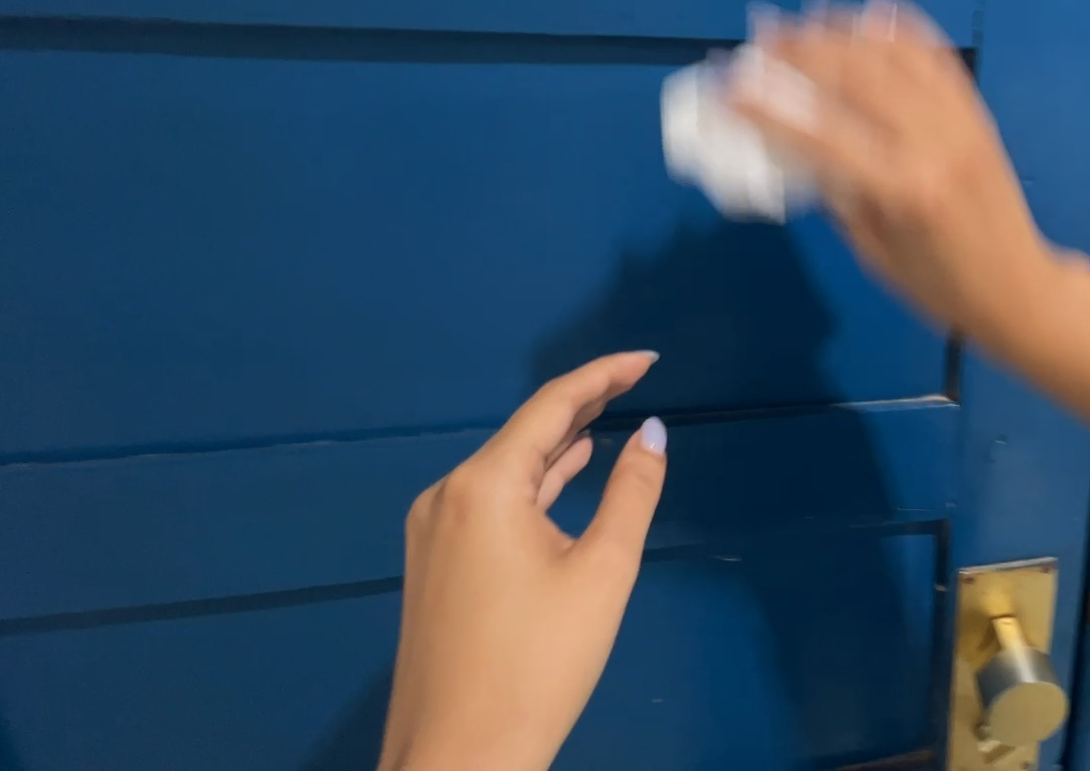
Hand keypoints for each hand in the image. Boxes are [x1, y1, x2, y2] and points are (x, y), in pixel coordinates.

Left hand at [379, 352, 666, 770]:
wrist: (456, 766)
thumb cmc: (539, 661)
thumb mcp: (604, 568)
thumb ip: (634, 488)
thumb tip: (653, 429)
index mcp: (484, 486)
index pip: (552, 406)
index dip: (604, 375)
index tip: (649, 360)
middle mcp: (449, 495)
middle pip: (528, 430)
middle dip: (586, 401)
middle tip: (639, 378)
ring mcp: (436, 530)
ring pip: (511, 464)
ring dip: (564, 438)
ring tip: (613, 411)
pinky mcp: (438, 560)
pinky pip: (496, 497)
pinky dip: (541, 477)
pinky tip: (570, 468)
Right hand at [733, 0, 1068, 347]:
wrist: (1018, 288)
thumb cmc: (938, 285)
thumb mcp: (873, 252)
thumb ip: (837, 195)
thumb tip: (799, 146)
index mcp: (901, 190)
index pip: (819, 135)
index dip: (767, 108)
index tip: (729, 83)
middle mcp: (931, 144)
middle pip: (856, 76)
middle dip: (803, 49)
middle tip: (763, 34)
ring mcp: (960, 122)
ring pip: (895, 56)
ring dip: (846, 29)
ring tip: (806, 17)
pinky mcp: (978, 114)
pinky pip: (937, 58)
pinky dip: (903, 29)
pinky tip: (873, 11)